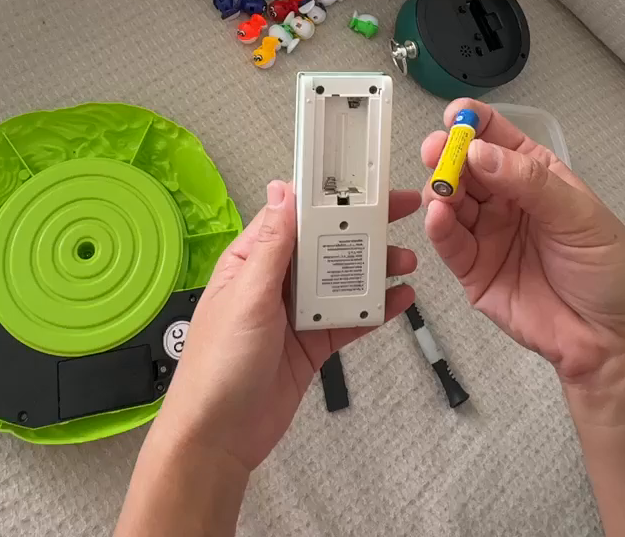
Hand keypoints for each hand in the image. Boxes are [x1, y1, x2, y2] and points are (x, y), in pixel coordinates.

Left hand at [148, 179, 419, 471]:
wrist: (218, 439)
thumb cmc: (218, 364)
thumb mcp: (248, 295)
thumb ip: (272, 244)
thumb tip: (282, 189)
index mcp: (254, 259)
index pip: (296, 215)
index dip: (330, 197)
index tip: (365, 184)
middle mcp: (276, 280)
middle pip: (326, 244)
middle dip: (363, 229)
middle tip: (401, 213)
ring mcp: (296, 312)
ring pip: (342, 279)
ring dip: (374, 269)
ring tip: (407, 261)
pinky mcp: (312, 344)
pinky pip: (349, 319)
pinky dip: (375, 309)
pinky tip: (399, 300)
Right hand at [420, 100, 624, 392]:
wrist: (614, 344)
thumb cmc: (610, 271)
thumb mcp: (580, 217)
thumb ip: (529, 183)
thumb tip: (479, 152)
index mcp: (533, 174)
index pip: (497, 137)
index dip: (474, 122)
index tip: (455, 115)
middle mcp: (504, 198)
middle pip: (465, 165)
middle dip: (447, 154)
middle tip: (436, 152)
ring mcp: (486, 233)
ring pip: (450, 200)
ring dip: (439, 189)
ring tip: (441, 190)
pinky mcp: (473, 270)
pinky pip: (449, 242)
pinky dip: (437, 227)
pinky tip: (437, 215)